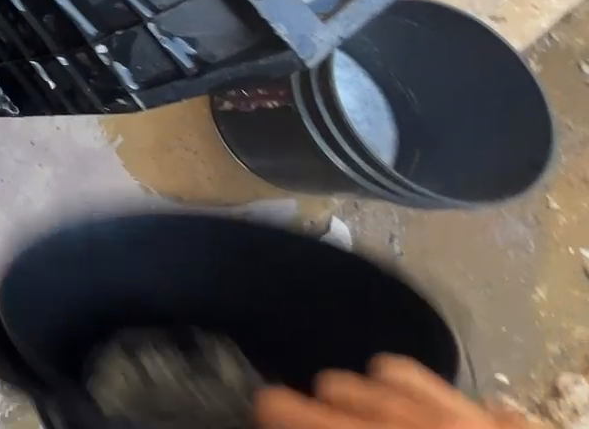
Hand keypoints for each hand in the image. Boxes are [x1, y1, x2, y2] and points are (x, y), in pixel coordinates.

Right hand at [257, 356, 535, 428]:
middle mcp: (404, 419)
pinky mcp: (523, 427)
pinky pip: (482, 403)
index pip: (278, 405)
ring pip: (392, 373)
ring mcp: (469, 417)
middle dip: (331, 413)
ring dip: (387, 401)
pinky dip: (469, 418)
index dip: (273, 420)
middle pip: (333, 383)